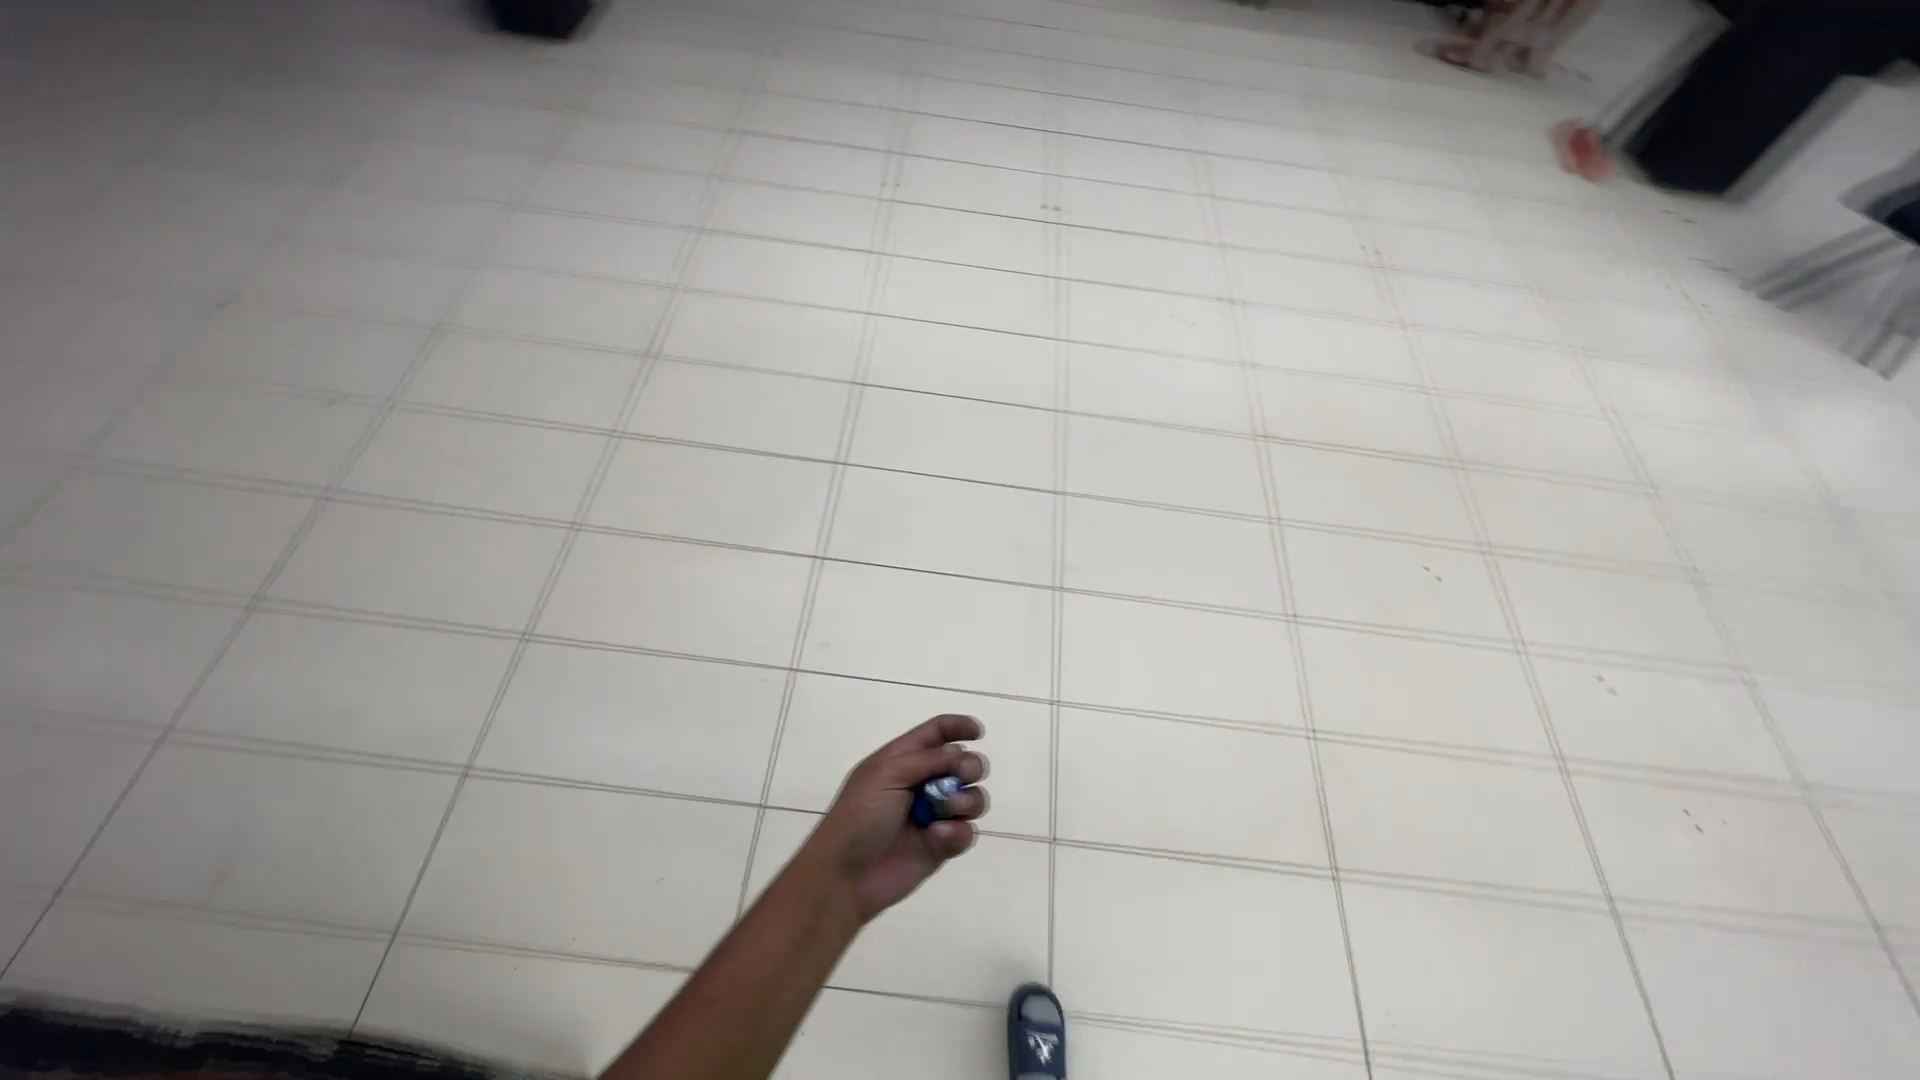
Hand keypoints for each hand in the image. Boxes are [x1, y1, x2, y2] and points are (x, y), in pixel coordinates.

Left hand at [798, 714, 989, 922]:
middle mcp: (923, 783)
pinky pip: (967, 832)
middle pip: (964, 764)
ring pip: (973, 798)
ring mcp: (934, 815)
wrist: (846, 876)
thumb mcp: (885, 774)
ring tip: (949, 809)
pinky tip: (937, 836)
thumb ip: (926, 759)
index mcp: (903, 759)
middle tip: (962, 775)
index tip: (978, 733)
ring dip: (968, 799)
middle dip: (970, 767)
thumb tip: (959, 751)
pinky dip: (958, 831)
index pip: (937, 733)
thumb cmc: (859, 817)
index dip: (959, 727)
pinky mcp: (941, 845)